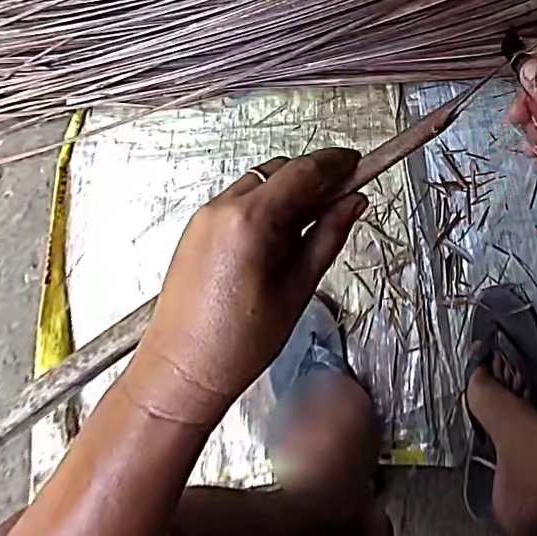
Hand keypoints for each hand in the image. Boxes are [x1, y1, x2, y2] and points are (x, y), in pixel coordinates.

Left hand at [122, 148, 366, 426]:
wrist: (178, 375)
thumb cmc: (238, 343)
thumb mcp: (299, 286)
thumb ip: (330, 234)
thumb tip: (355, 201)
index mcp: (251, 220)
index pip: (304, 170)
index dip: (336, 162)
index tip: (357, 163)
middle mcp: (224, 208)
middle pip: (282, 169)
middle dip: (315, 176)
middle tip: (342, 195)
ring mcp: (206, 215)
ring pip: (261, 180)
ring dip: (290, 188)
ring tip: (313, 219)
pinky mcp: (197, 227)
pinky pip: (240, 198)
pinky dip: (267, 201)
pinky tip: (282, 231)